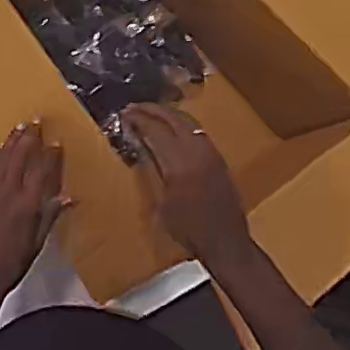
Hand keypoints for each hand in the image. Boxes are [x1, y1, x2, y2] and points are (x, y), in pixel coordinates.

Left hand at [0, 121, 70, 302]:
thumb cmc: (9, 264)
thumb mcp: (37, 242)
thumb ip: (51, 216)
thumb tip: (67, 199)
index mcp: (27, 205)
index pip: (42, 170)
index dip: (50, 154)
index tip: (56, 143)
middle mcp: (8, 194)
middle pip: (20, 157)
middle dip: (29, 137)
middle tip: (35, 122)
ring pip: (3, 159)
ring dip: (11, 141)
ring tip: (19, 128)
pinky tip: (0, 150)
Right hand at [122, 104, 251, 263]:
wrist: (226, 242)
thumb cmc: (187, 228)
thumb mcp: (161, 201)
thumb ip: (151, 169)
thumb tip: (140, 145)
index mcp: (179, 163)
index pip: (155, 130)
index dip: (138, 119)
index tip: (123, 114)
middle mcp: (197, 151)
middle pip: (173, 118)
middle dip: (152, 109)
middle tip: (133, 107)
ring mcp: (211, 153)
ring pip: (188, 122)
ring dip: (168, 114)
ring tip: (150, 113)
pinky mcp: (219, 158)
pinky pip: (197, 131)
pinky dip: (181, 124)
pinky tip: (172, 129)